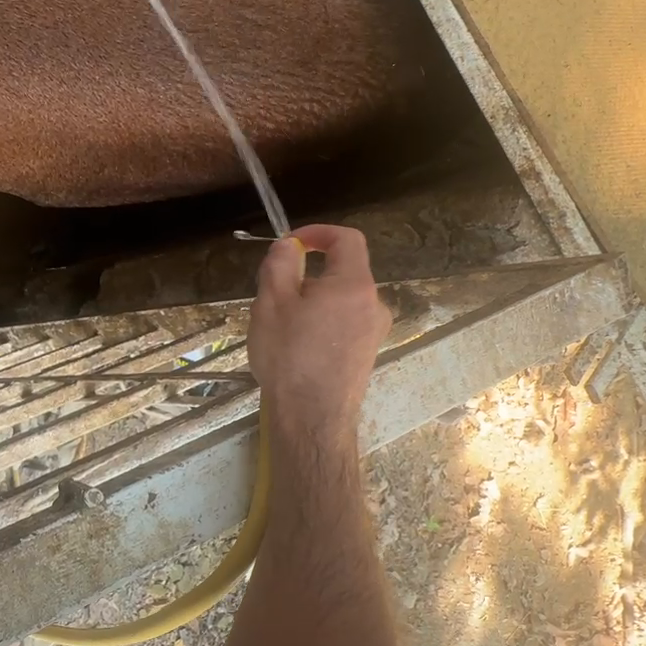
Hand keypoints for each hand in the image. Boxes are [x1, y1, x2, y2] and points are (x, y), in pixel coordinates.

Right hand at [248, 225, 391, 437]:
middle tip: (271, 298)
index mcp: (352, 284)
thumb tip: (288, 245)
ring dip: (311, 302)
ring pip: (339, 299)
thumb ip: (280, 266)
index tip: (289, 243)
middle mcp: (373, 302)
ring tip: (280, 328)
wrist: (312, 413)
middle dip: (306, 276)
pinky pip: (343, 322)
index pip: (347, 240)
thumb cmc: (288, 354)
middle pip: (341, 272)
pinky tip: (296, 347)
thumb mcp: (271, 304)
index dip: (318, 233)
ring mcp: (374, 328)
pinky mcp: (367, 350)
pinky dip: (320, 322)